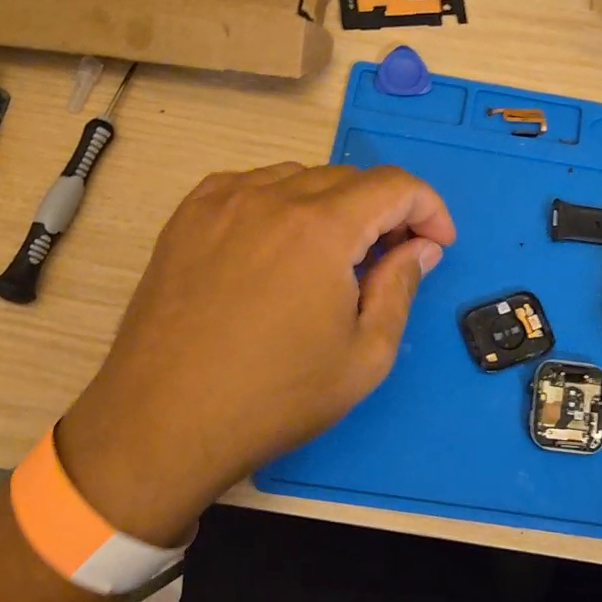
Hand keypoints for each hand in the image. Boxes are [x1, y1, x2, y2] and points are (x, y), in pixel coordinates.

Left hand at [58, 163, 455, 545]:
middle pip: (349, 178)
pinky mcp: (187, 218)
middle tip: (392, 259)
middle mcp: (270, 197)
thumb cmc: (274, 398)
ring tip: (334, 258)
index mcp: (321, 228)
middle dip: (385, 211)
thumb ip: (401, 288)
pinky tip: (281, 247)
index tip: (438, 244)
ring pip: (299, 178)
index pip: (394, 186)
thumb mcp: (365, 357)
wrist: (163, 423)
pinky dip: (282, 204)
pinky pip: (251, 187)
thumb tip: (420, 248)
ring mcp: (221, 202)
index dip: (429, 209)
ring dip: (334, 206)